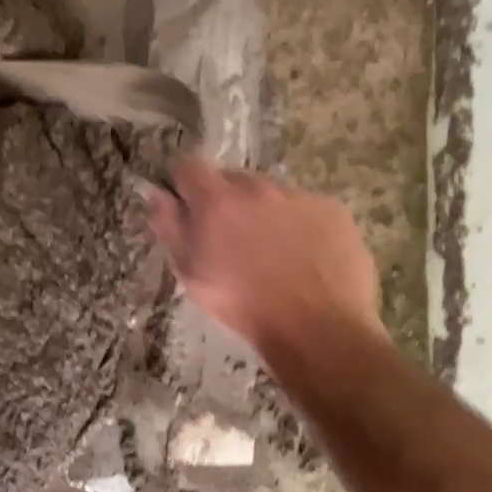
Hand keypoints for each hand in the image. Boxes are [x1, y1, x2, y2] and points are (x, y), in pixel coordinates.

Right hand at [143, 156, 384, 355]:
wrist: (316, 326)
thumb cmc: (240, 301)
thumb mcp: (188, 269)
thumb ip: (170, 225)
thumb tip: (157, 193)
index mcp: (216, 201)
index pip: (188, 166)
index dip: (181, 182)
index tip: (183, 205)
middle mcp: (258, 188)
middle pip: (231, 178)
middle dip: (223, 200)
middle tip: (226, 237)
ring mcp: (300, 197)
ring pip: (269, 193)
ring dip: (260, 211)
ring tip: (268, 250)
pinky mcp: (335, 211)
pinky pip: (304, 207)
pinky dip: (296, 223)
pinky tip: (300, 255)